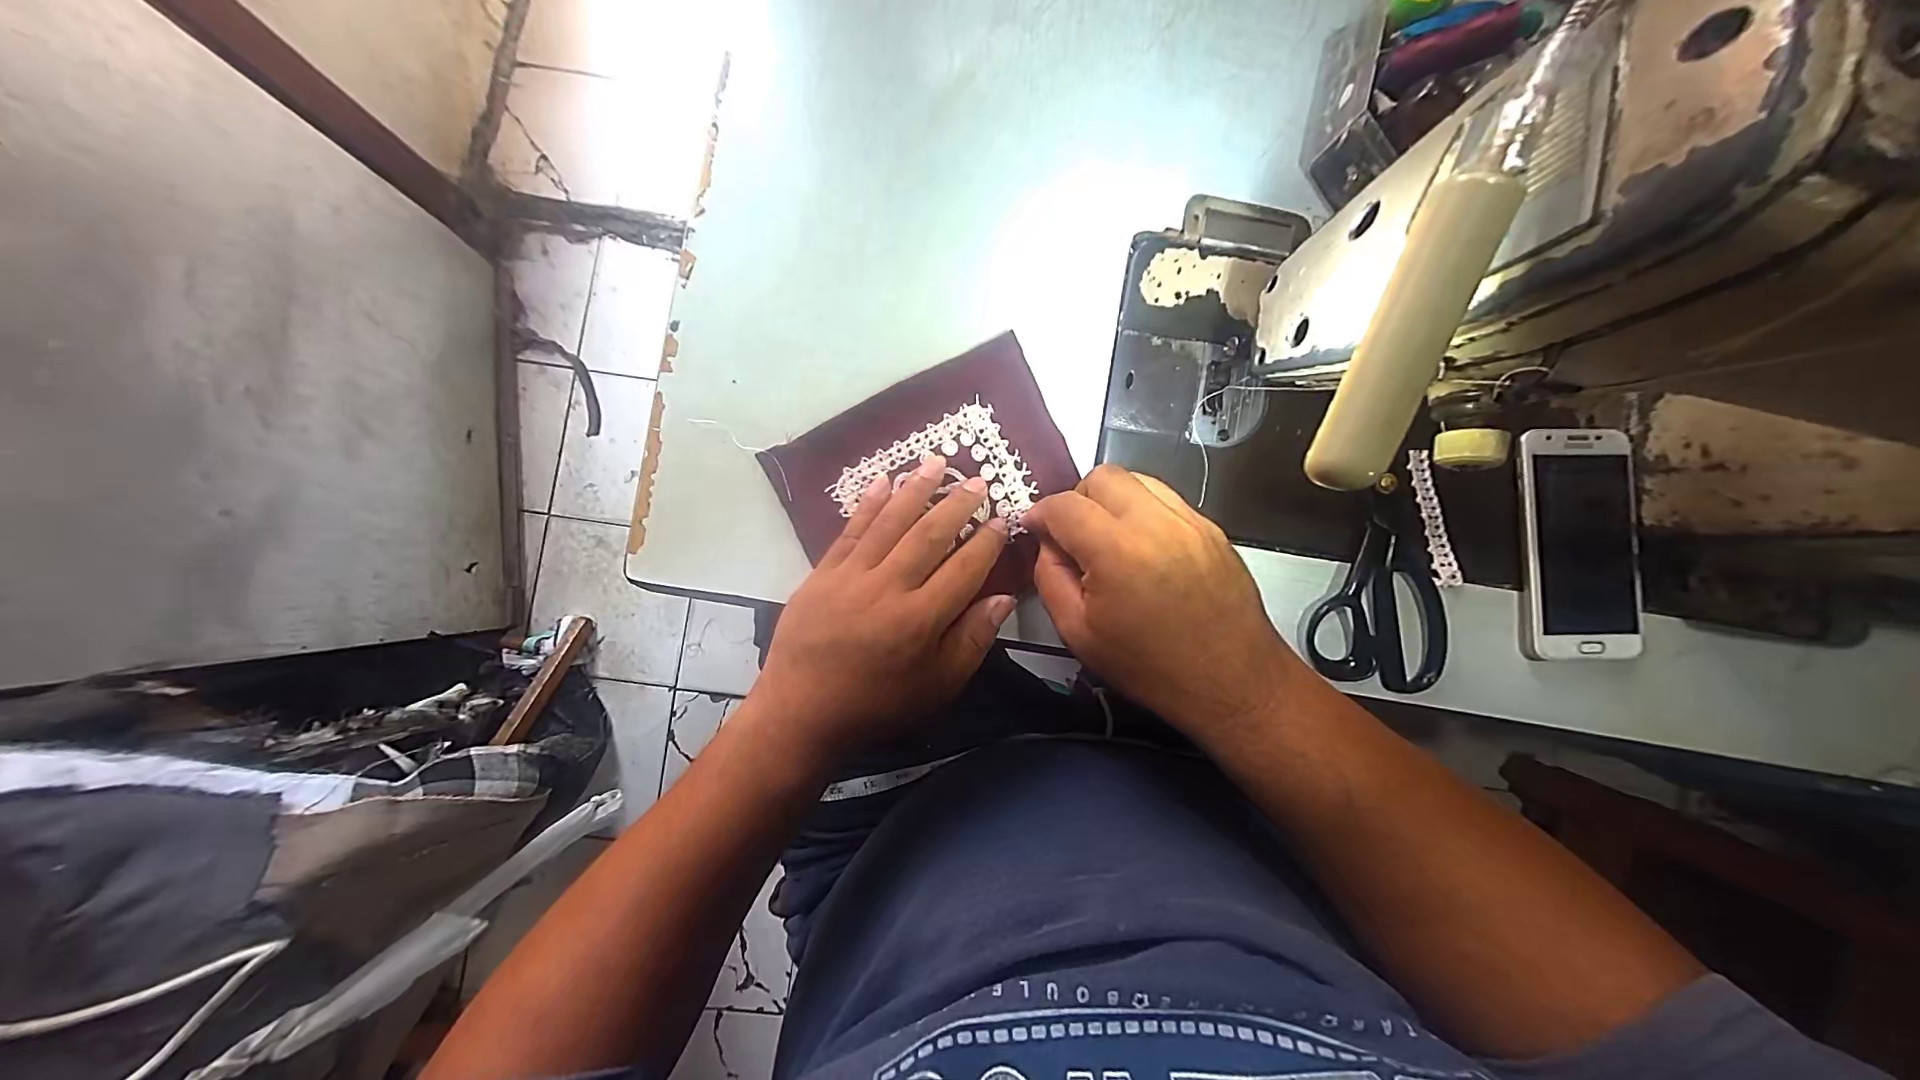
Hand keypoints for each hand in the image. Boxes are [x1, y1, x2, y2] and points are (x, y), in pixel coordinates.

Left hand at [748, 455, 1012, 764]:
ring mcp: (851, 576)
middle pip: (929, 536)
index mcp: (921, 619)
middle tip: (978, 480)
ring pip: (890, 523)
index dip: (987, 542)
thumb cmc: (876, 705)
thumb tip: (1003, 598)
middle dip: (958, 505)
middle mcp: (889, 588)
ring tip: (937, 462)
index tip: (1003, 519)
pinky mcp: (822, 573)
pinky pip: (850, 530)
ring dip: (916, 490)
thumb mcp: (937, 686)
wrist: (802, 711)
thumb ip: (972, 640)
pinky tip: (883, 481)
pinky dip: (868, 504)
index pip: (964, 569)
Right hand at [1023, 465, 1305, 743]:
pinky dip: (1142, 512)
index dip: (1040, 513)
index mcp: (1117, 551)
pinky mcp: (1210, 529)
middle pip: (1101, 476)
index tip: (1035, 527)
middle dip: (1076, 499)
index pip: (1064, 504)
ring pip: (1136, 480)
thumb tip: (1047, 547)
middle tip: (1071, 533)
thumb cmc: (1156, 668)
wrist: (1231, 682)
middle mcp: (1156, 524)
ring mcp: (1189, 521)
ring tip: (1107, 539)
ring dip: (1111, 500)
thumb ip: (1050, 578)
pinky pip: (1165, 500)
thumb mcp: (1078, 633)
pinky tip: (1140, 548)